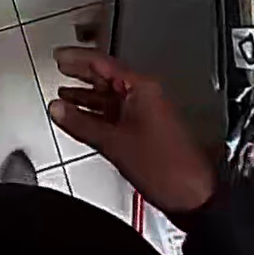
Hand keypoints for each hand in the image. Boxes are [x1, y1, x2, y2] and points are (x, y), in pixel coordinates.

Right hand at [48, 47, 216, 217]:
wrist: (195, 199)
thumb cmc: (168, 168)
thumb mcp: (115, 143)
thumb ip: (81, 123)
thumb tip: (57, 108)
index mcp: (141, 87)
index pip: (102, 63)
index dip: (77, 58)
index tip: (60, 55)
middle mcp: (144, 94)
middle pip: (105, 76)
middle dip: (80, 73)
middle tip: (60, 67)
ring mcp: (144, 111)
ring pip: (109, 96)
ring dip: (86, 96)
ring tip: (64, 94)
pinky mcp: (144, 128)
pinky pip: (114, 112)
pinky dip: (96, 113)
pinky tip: (82, 117)